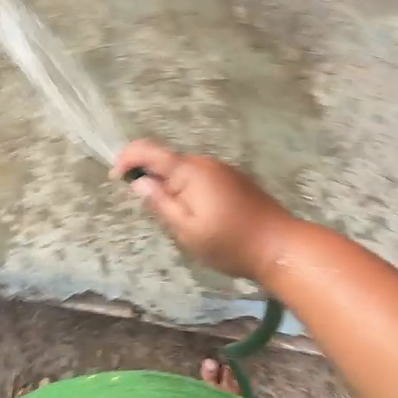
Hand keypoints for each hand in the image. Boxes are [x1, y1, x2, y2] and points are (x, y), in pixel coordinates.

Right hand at [112, 139, 300, 281]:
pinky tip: (203, 218)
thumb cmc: (230, 243)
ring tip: (183, 223)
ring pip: (184, 171)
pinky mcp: (234, 179)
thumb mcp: (187, 231)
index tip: (116, 177)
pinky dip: (190, 191)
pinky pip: (201, 178)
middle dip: (153, 180)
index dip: (127, 157)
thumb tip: (139, 182)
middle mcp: (204, 162)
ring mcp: (222, 169)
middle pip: (167, 161)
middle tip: (157, 215)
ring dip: (173, 188)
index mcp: (190, 171)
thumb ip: (160, 203)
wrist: (281, 247)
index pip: (149, 150)